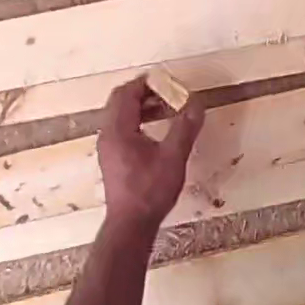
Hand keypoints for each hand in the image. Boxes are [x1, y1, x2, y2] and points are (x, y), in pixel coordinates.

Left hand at [96, 77, 204, 232]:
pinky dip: (138, 121)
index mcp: (118, 130)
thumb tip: (196, 103)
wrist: (131, 224)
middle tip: (168, 92)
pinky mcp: (112, 158)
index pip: (126, 93)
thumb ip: (185, 127)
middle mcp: (107, 135)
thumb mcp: (173, 157)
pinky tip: (157, 130)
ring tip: (167, 109)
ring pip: (120, 116)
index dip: (145, 83)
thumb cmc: (150, 191)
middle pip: (120, 102)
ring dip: (142, 107)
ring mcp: (108, 147)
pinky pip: (122, 129)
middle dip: (144, 93)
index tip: (166, 80)